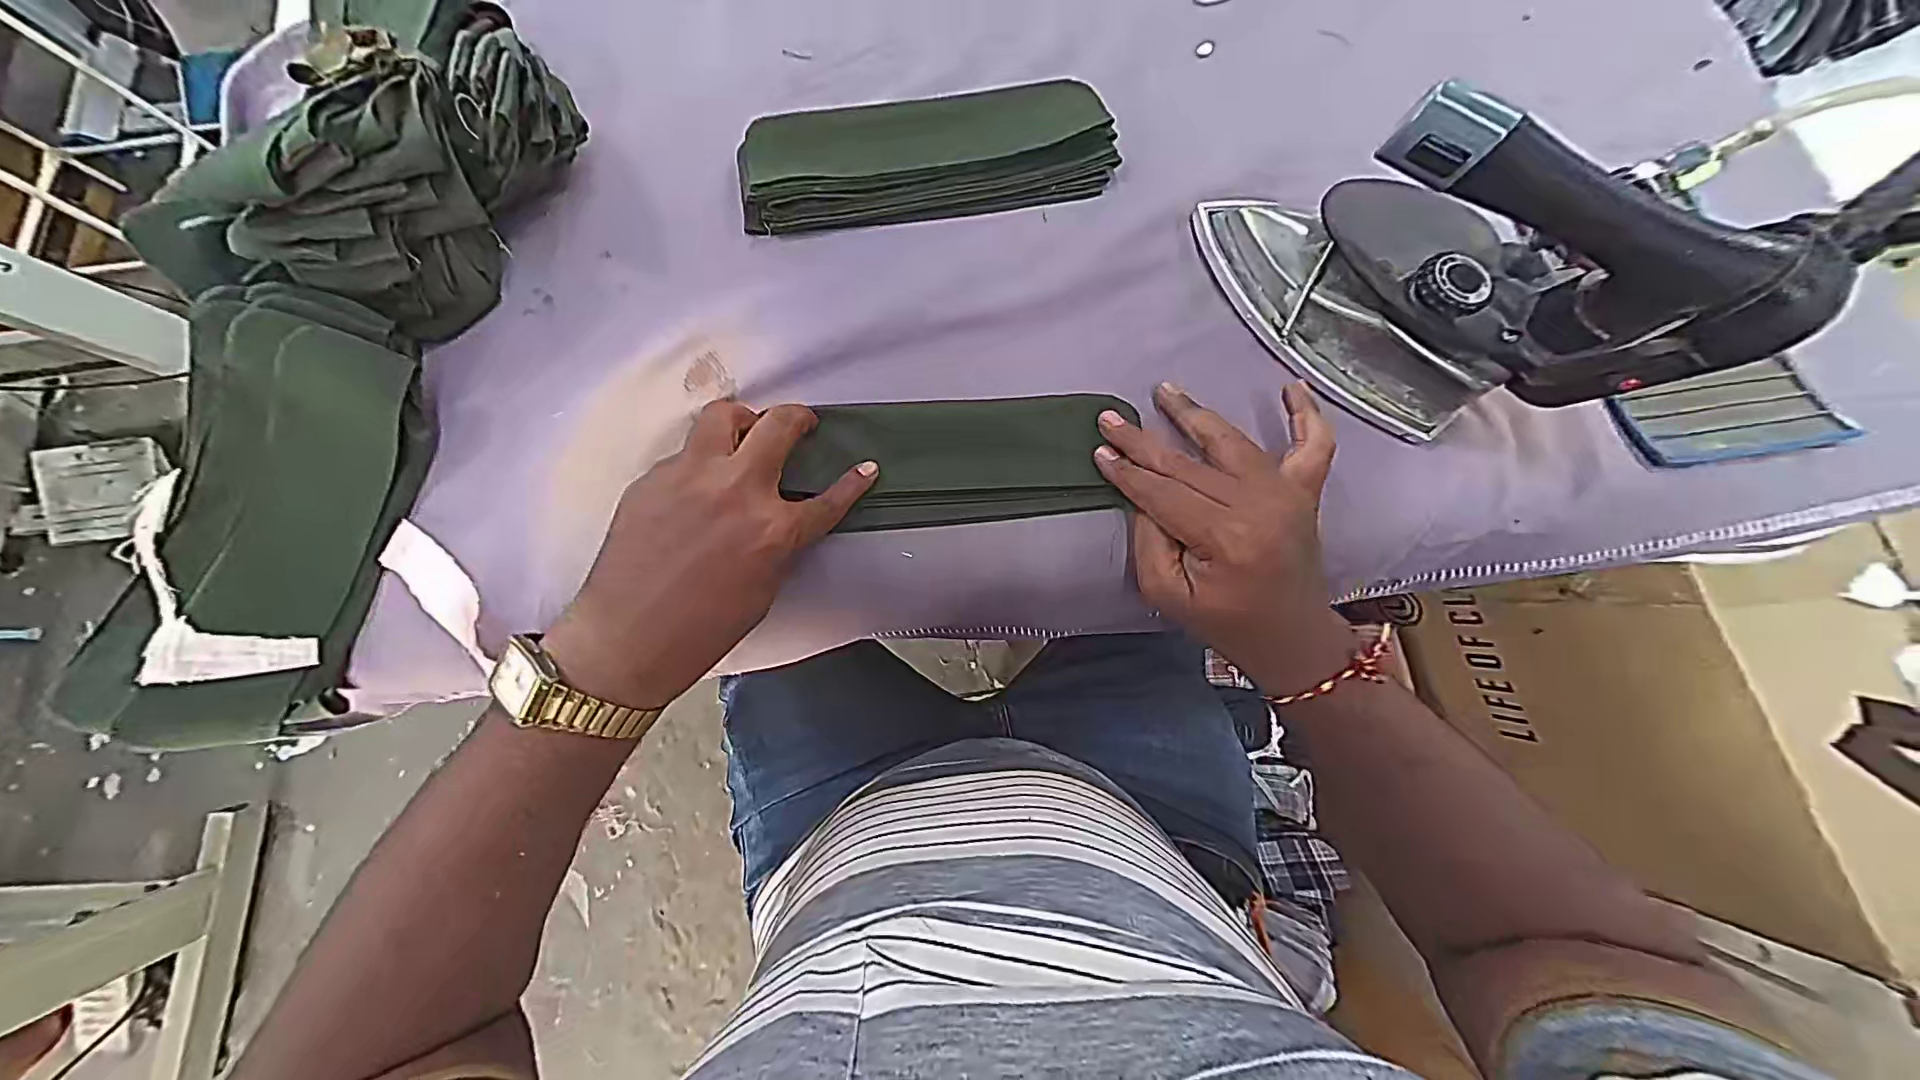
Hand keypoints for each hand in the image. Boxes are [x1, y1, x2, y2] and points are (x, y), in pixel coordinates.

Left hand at [542, 401, 875, 709]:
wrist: (628, 638)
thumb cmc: (700, 628)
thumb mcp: (764, 588)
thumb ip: (781, 545)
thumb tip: (783, 520)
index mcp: (773, 530)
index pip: (828, 498)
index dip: (853, 482)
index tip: (864, 469)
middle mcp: (737, 491)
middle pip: (779, 425)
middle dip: (798, 417)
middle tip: (801, 422)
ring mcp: (691, 478)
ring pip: (724, 415)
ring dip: (744, 419)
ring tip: (746, 431)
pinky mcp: (654, 479)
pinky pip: (685, 452)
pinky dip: (700, 460)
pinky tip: (698, 485)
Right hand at [1093, 382, 1352, 692]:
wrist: (1291, 638)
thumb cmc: (1225, 622)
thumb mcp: (1168, 594)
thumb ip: (1149, 541)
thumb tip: (1140, 494)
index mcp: (1225, 538)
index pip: (1163, 493)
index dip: (1127, 472)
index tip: (1100, 449)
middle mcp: (1259, 506)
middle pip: (1188, 465)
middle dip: (1143, 442)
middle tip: (1111, 418)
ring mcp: (1287, 494)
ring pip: (1232, 443)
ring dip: (1195, 414)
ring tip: (1165, 391)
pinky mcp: (1305, 492)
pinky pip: (1314, 445)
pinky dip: (1306, 415)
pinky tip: (1292, 388)